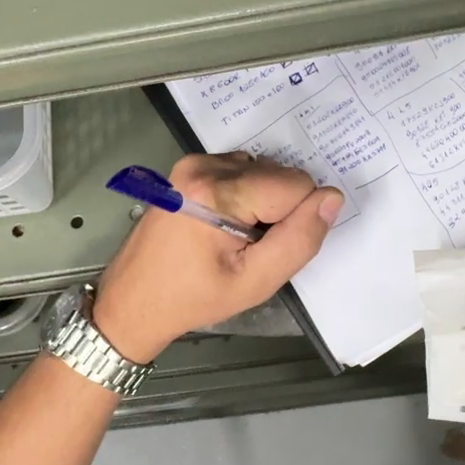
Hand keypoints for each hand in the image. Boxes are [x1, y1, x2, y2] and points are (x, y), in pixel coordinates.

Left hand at [92, 154, 342, 363]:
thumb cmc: (192, 297)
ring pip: (263, 170)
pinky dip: (243, 194)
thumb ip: (299, 239)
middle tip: (248, 247)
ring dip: (261, 202)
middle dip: (278, 210)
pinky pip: (240, 170)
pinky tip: (222, 225)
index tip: (265, 248)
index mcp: (218, 191)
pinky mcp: (187, 168)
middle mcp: (204, 166)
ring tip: (233, 239)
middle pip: (279, 173)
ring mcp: (192, 164)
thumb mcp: (255, 282)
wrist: (133, 300)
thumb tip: (331, 199)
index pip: (297, 184)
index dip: (295, 220)